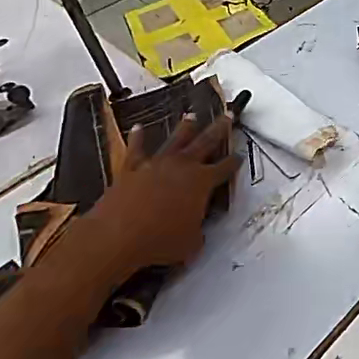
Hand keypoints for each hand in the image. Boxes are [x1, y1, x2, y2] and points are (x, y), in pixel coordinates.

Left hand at [96, 114, 239, 273]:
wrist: (118, 235)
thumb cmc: (160, 241)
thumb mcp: (190, 243)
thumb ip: (197, 233)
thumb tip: (197, 233)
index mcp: (202, 182)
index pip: (224, 168)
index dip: (234, 162)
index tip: (239, 155)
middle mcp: (182, 166)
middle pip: (206, 142)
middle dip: (220, 128)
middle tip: (228, 115)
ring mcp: (156, 163)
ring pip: (175, 139)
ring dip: (185, 127)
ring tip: (192, 115)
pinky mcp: (132, 168)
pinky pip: (137, 149)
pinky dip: (138, 138)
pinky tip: (138, 127)